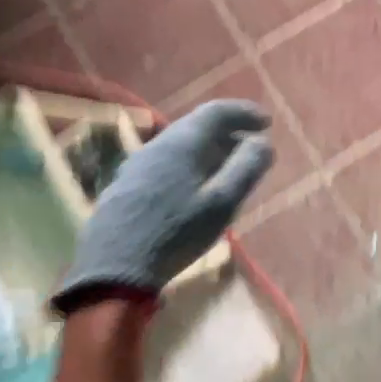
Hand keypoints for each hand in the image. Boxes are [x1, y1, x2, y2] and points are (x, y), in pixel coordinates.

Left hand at [50, 99, 273, 315]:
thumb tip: (262, 141)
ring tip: (228, 170)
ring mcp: (137, 164)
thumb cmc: (176, 233)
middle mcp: (157, 144)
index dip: (245, 112)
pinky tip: (195, 189)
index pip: (217, 110)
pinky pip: (167, 162)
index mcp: (182, 142)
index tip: (267, 123)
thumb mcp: (222, 202)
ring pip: (181, 145)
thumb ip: (247, 167)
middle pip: (198, 125)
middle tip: (252, 148)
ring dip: (210, 150)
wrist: (112, 270)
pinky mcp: (126, 186)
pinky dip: (191, 164)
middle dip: (229, 132)